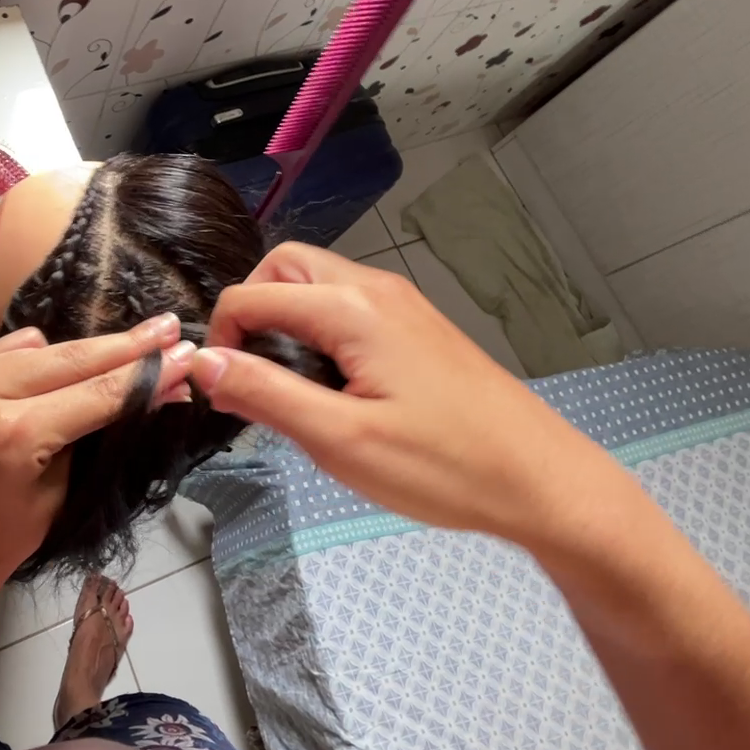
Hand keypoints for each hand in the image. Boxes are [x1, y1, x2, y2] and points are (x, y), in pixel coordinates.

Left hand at [0, 314, 194, 585]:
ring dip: (92, 347)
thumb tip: (169, 389)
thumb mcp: (72, 486)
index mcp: (13, 433)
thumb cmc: (13, 534)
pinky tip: (76, 357)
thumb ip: (113, 431)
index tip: (187, 354)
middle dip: (128, 344)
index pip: (97, 393)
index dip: (147, 373)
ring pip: (47, 347)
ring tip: (138, 341)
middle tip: (170, 326)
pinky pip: (16, 347)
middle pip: (73, 358)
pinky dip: (49, 351)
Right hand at [191, 242, 619, 543]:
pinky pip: (347, 304)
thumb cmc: (446, 467)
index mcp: (352, 309)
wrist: (545, 482)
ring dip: (283, 318)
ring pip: (317, 282)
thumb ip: (265, 394)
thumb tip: (204, 363)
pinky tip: (330, 384)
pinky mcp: (417, 325)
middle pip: (284, 267)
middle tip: (248, 373)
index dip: (221, 339)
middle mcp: (376, 289)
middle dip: (250, 310)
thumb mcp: (341, 440)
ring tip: (286, 383)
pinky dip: (316, 327)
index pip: (252, 296)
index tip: (220, 392)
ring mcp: (402, 303)